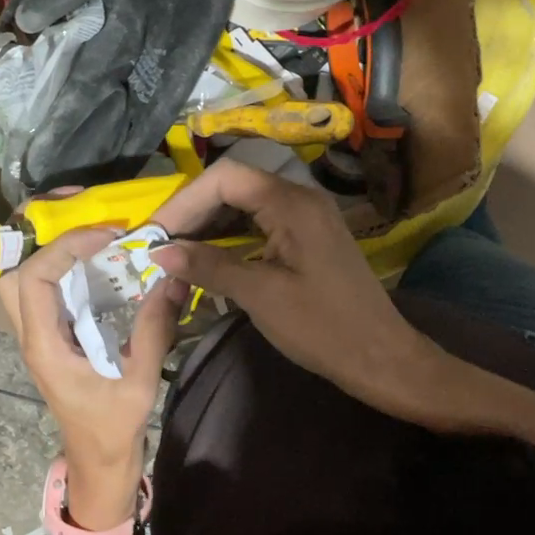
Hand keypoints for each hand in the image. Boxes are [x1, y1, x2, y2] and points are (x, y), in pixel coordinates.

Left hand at [0, 227, 184, 522]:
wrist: (96, 461)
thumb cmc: (112, 429)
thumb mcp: (139, 383)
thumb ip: (153, 332)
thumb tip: (171, 280)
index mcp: (44, 346)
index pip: (34, 278)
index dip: (64, 247)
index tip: (107, 237)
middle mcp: (32, 333)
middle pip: (11, 271)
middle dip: (38, 235)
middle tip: (81, 214)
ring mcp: (38, 332)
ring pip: (23, 277)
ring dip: (50, 246)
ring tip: (92, 226)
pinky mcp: (52, 333)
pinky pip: (45, 288)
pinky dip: (63, 263)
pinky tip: (98, 254)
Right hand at [149, 160, 437, 397]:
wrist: (380, 357)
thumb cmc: (322, 327)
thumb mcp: (260, 295)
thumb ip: (209, 266)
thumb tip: (159, 252)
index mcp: (292, 203)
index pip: (224, 178)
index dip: (183, 202)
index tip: (154, 234)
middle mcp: (299, 198)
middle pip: (232, 186)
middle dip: (191, 212)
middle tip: (158, 245)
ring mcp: (305, 217)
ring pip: (243, 204)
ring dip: (206, 224)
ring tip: (174, 252)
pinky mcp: (306, 237)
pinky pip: (258, 223)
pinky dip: (228, 236)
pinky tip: (206, 258)